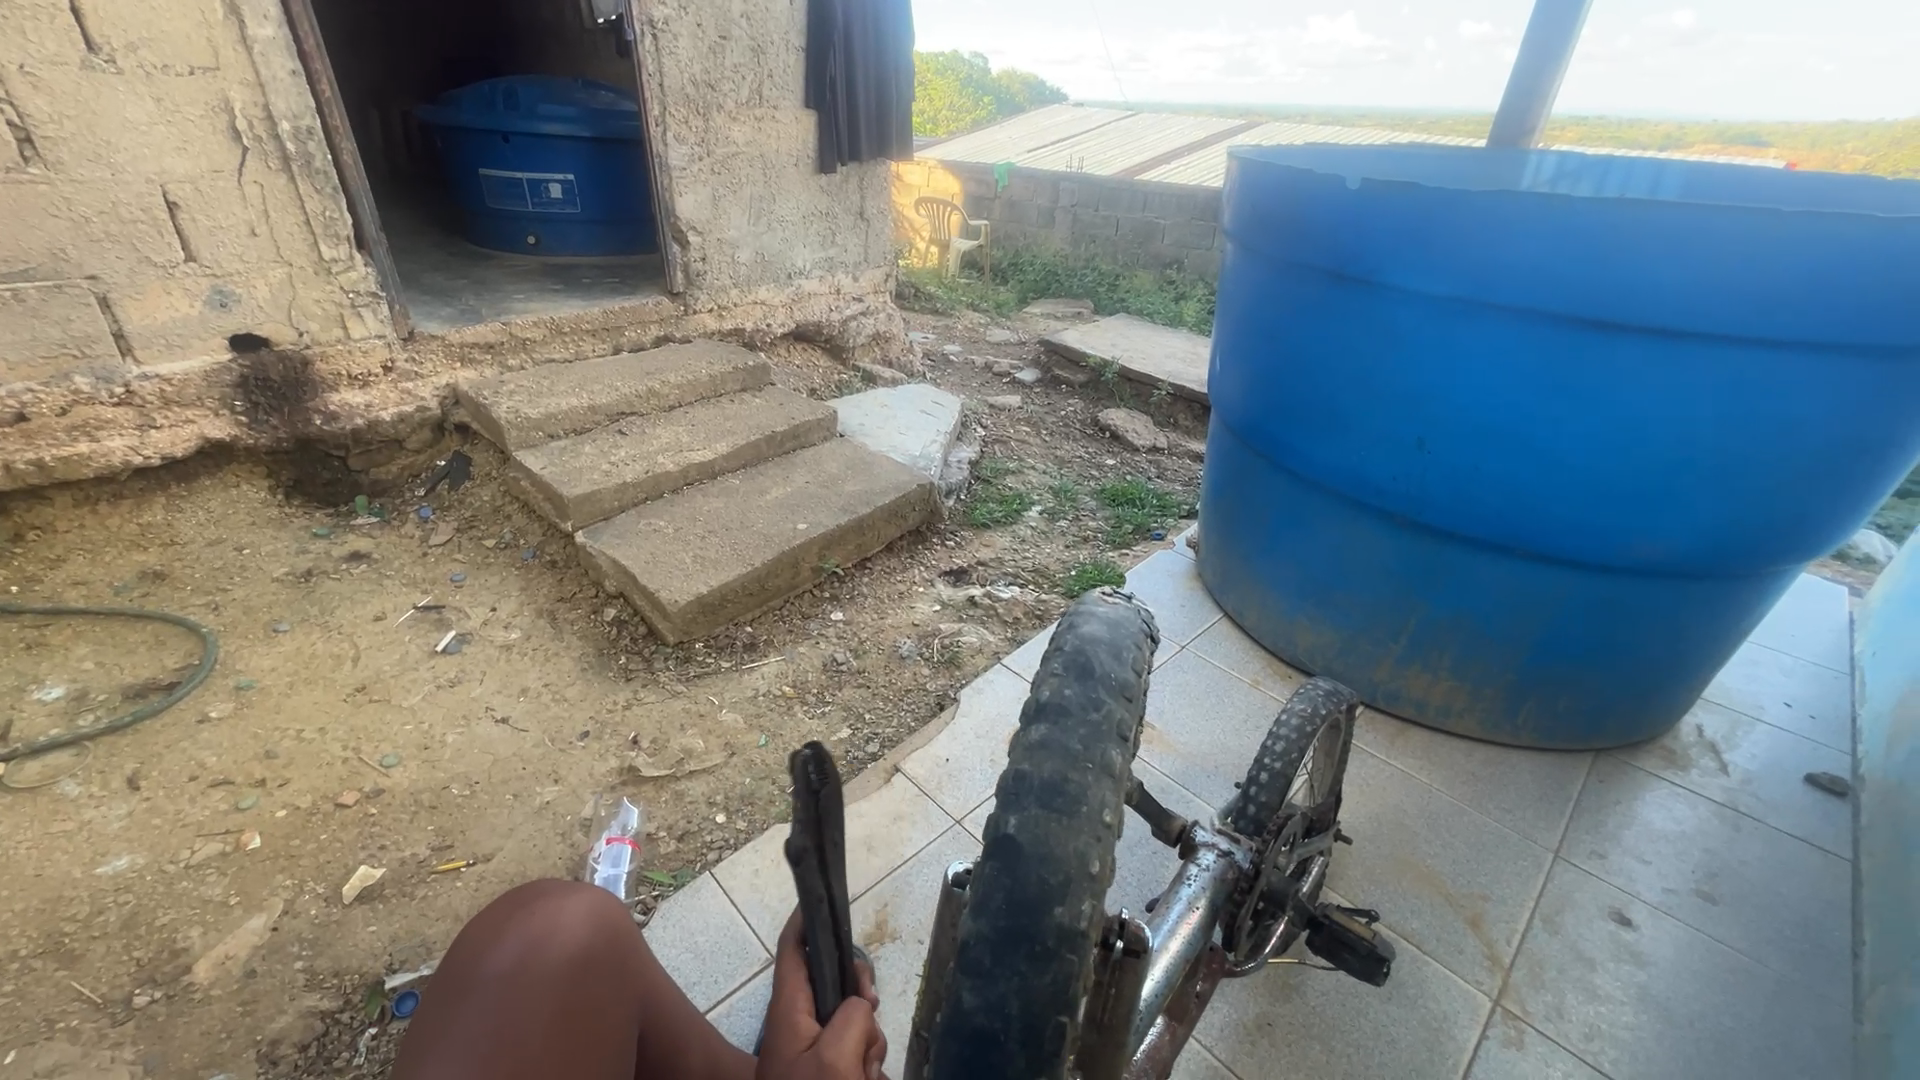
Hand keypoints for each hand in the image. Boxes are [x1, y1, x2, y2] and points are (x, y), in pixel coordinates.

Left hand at [757, 911, 886, 1079]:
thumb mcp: (836, 1056)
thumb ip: (855, 1016)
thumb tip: (861, 1007)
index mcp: (789, 1009)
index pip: (792, 947)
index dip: (806, 918)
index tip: (826, 898)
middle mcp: (798, 1021)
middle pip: (835, 982)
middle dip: (860, 996)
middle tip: (873, 1008)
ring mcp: (811, 1046)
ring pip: (852, 1019)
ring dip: (867, 1041)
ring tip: (862, 1070)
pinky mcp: (822, 1066)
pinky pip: (853, 1047)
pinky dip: (865, 1060)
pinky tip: (864, 1076)